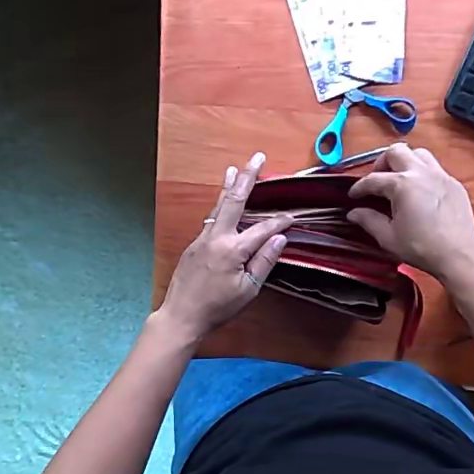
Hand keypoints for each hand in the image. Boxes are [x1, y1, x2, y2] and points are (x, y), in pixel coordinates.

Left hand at [154, 153, 293, 343]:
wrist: (181, 315)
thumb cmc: (217, 307)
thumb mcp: (248, 289)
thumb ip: (264, 262)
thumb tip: (279, 239)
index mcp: (233, 250)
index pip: (262, 229)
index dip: (279, 223)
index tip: (292, 218)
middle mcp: (216, 238)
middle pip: (234, 201)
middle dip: (247, 178)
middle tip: (257, 158)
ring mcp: (202, 239)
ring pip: (218, 207)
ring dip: (229, 187)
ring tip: (234, 169)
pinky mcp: (194, 245)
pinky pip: (211, 220)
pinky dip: (220, 207)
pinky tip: (224, 204)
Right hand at [347, 143, 473, 289]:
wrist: (458, 254)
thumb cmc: (422, 247)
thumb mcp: (388, 237)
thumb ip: (368, 220)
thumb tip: (354, 213)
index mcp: (402, 185)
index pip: (373, 179)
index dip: (359, 188)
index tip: (354, 196)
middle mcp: (421, 173)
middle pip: (396, 151)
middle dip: (382, 163)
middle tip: (377, 180)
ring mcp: (440, 175)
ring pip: (418, 154)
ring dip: (405, 162)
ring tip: (399, 180)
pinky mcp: (453, 183)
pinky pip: (434, 168)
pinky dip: (422, 173)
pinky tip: (419, 192)